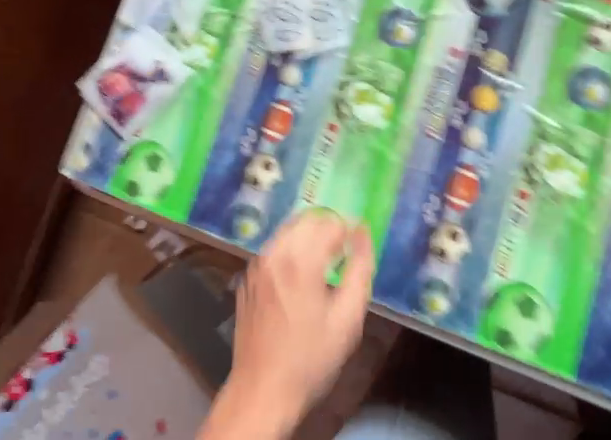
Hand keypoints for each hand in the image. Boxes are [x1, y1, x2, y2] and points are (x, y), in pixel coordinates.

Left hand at [208, 211, 374, 439]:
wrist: (262, 391)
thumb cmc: (310, 359)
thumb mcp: (347, 320)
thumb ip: (360, 270)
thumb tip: (363, 235)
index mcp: (301, 261)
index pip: (330, 222)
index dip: (349, 230)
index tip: (359, 245)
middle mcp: (274, 255)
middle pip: (306, 219)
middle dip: (328, 228)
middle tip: (344, 251)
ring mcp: (257, 266)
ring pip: (287, 231)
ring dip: (308, 237)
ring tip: (325, 262)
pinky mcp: (247, 280)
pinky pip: (273, 250)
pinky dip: (290, 251)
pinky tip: (300, 277)